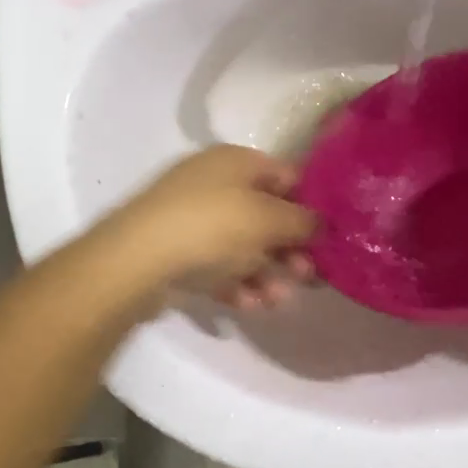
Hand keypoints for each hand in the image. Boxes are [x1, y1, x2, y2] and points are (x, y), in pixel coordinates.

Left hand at [102, 146, 318, 309]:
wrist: (136, 260)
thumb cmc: (211, 227)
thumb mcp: (267, 220)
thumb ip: (302, 221)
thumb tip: (319, 223)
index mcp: (236, 161)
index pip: (288, 176)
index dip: (313, 206)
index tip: (331, 238)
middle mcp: (214, 182)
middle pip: (266, 215)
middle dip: (290, 249)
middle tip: (308, 278)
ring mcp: (192, 217)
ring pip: (243, 246)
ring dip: (266, 274)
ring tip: (276, 301)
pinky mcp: (177, 252)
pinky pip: (217, 266)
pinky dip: (236, 284)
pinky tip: (247, 305)